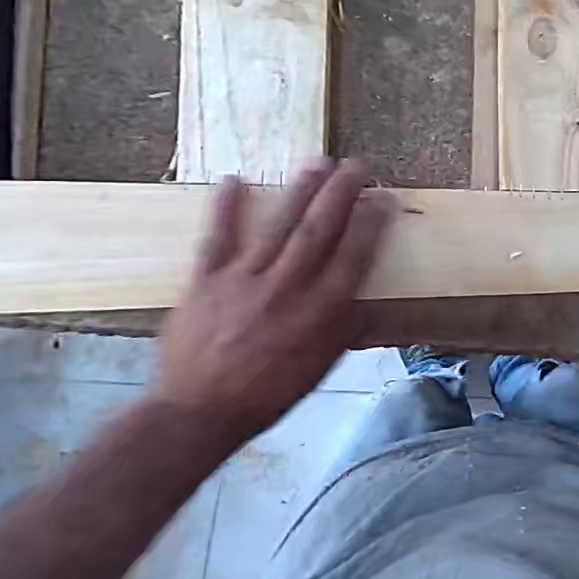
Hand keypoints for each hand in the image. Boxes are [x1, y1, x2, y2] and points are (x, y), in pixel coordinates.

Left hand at [148, 159, 392, 447]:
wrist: (195, 414)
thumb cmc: (269, 392)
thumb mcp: (323, 365)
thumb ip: (348, 328)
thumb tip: (371, 302)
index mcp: (321, 311)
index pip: (354, 255)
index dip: (371, 222)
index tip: (383, 196)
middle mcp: (288, 288)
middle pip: (320, 230)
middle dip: (341, 194)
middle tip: (357, 167)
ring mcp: (244, 281)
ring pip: (278, 227)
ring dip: (301, 191)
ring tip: (318, 163)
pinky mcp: (205, 282)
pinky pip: (217, 238)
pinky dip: (226, 208)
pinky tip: (234, 180)